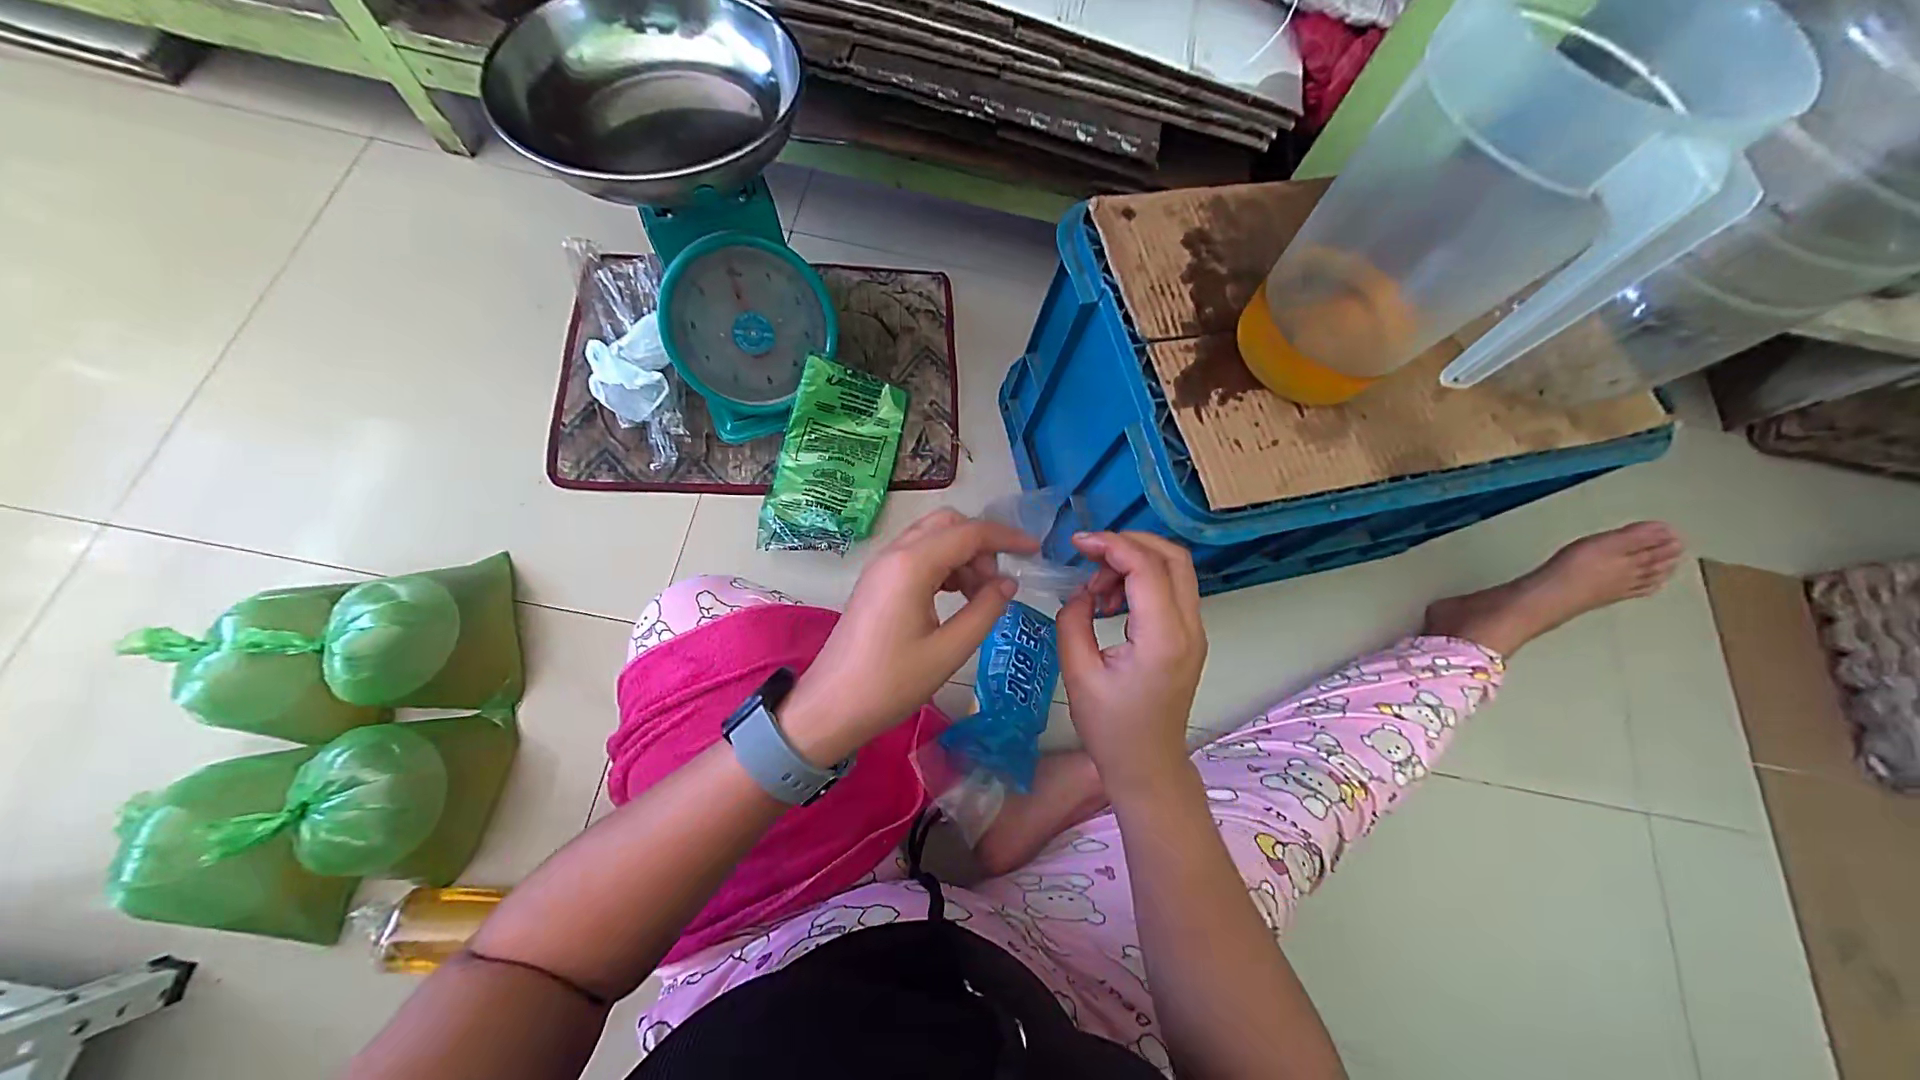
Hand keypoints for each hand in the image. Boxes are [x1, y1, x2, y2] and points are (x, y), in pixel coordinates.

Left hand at [780, 508, 1039, 764]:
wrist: (831, 706)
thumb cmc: (890, 683)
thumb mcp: (948, 651)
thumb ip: (985, 610)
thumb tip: (1009, 583)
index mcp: (911, 565)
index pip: (969, 533)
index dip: (1007, 538)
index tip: (1035, 551)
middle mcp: (894, 553)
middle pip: (948, 524)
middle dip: (981, 543)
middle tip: (998, 582)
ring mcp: (882, 565)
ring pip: (932, 537)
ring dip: (962, 554)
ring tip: (980, 596)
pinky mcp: (877, 580)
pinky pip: (917, 555)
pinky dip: (944, 565)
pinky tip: (956, 597)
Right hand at [1056, 531, 1207, 795]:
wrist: (1147, 766)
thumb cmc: (1111, 729)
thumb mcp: (1078, 674)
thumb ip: (1073, 622)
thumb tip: (1080, 593)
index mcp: (1163, 638)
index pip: (1147, 567)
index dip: (1111, 545)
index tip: (1077, 544)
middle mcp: (1189, 628)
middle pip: (1172, 557)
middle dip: (1129, 543)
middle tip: (1090, 554)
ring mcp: (1194, 632)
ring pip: (1175, 569)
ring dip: (1135, 562)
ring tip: (1098, 588)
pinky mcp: (1189, 637)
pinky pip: (1172, 589)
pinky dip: (1143, 580)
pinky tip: (1113, 601)